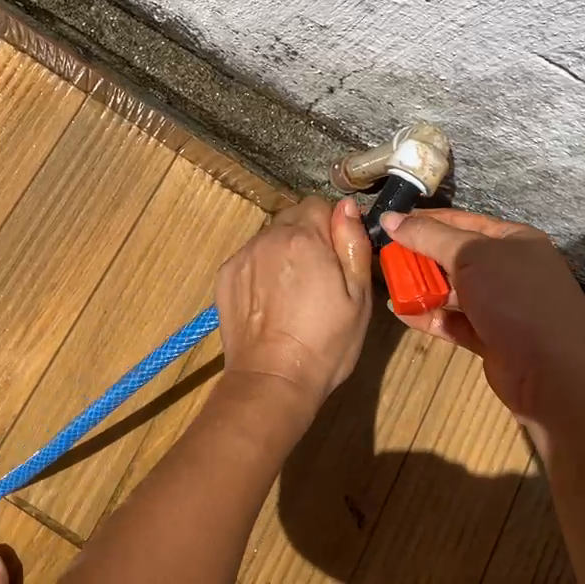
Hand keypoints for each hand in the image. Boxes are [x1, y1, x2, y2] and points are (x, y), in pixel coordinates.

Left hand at [215, 196, 371, 410]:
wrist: (272, 378)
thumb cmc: (325, 343)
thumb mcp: (358, 297)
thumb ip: (352, 244)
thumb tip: (346, 206)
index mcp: (305, 237)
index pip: (319, 205)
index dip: (332, 227)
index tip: (337, 255)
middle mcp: (269, 236)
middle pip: (293, 219)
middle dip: (307, 237)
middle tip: (318, 277)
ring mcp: (244, 255)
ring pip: (270, 238)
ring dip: (282, 252)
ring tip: (292, 293)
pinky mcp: (226, 274)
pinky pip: (250, 258)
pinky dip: (261, 269)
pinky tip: (269, 302)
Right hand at [381, 209, 584, 421]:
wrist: (558, 377)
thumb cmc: (516, 299)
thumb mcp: (470, 255)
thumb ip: (428, 236)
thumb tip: (390, 218)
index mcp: (513, 240)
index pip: (460, 221)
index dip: (423, 221)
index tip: (387, 224)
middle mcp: (509, 269)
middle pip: (453, 255)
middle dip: (418, 257)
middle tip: (383, 258)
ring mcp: (502, 306)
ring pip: (451, 289)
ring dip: (421, 287)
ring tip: (388, 286)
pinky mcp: (491, 338)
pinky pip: (453, 320)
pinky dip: (429, 315)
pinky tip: (401, 312)